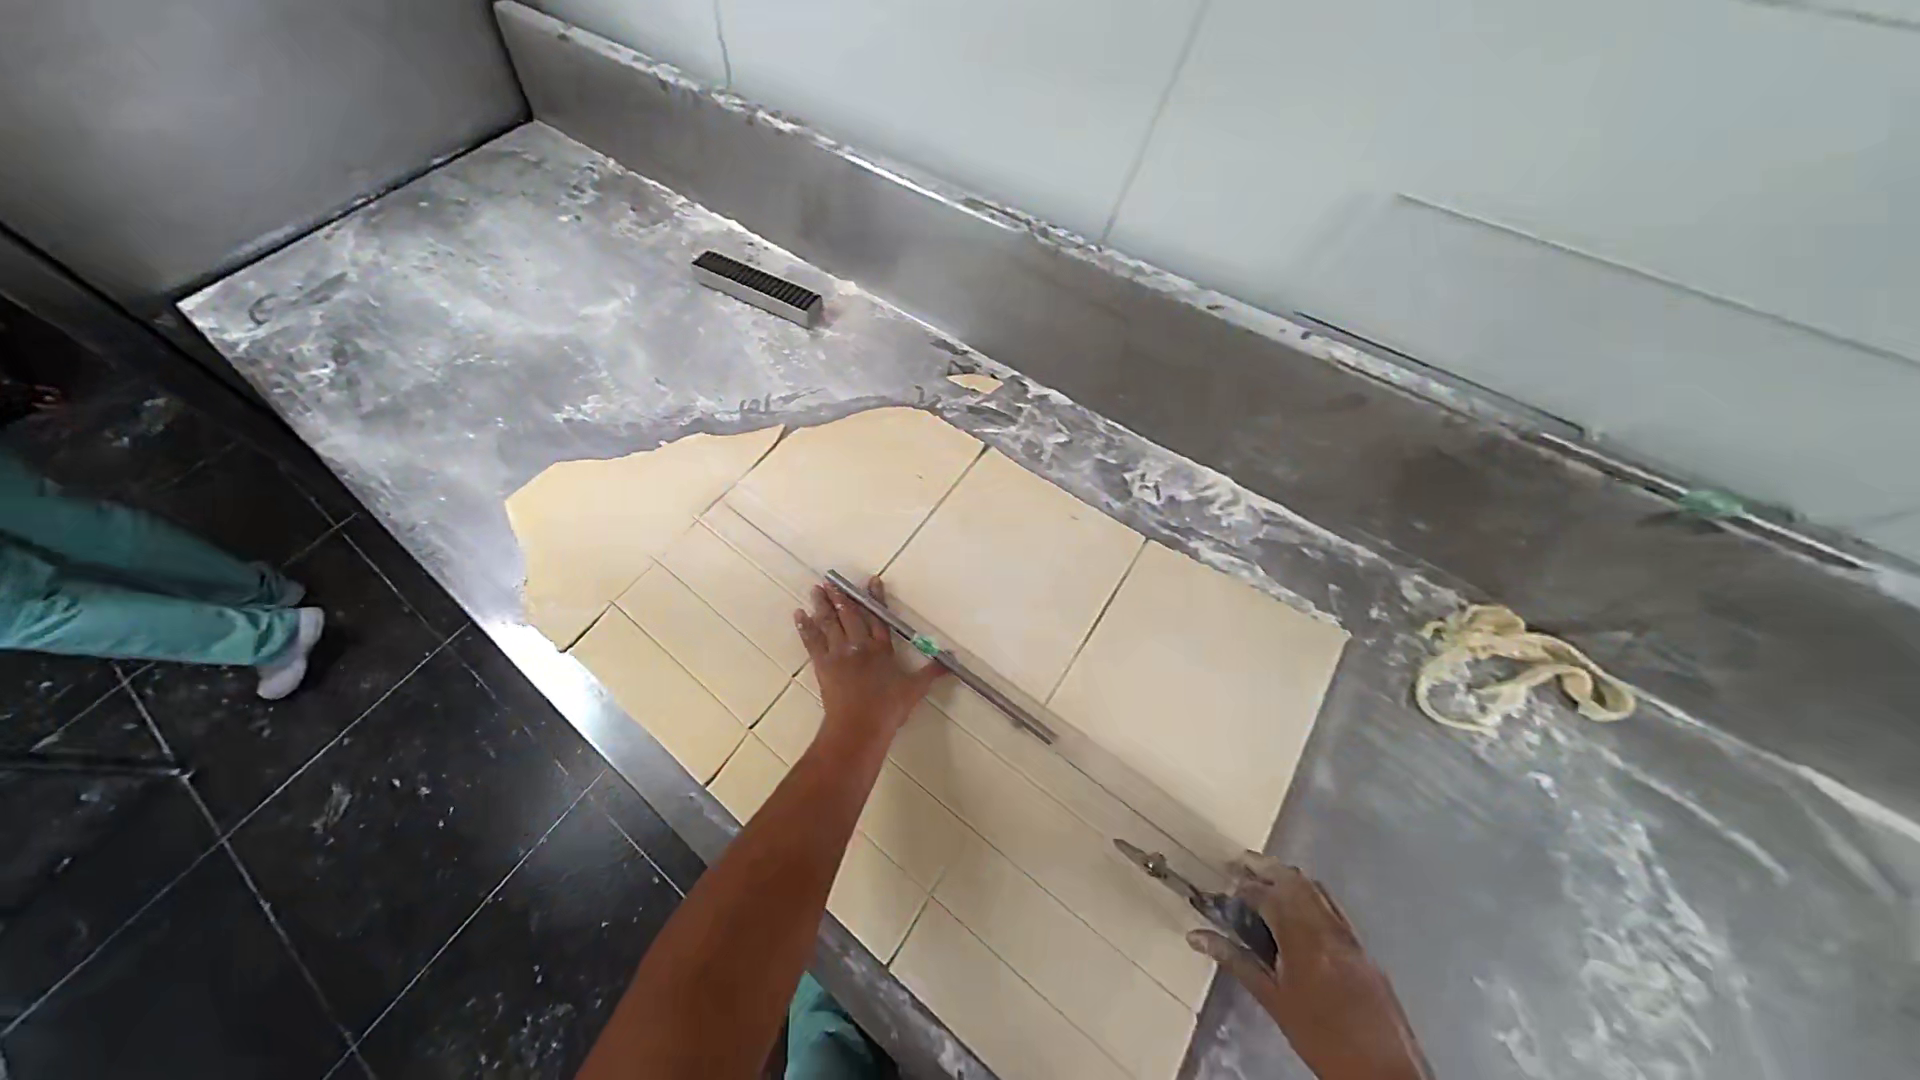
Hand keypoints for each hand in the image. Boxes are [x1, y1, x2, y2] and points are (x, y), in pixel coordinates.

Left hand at [795, 577, 946, 750]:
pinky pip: (812, 640)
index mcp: (882, 649)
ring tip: (815, 589)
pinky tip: (799, 614)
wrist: (859, 726)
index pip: (879, 617)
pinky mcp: (823, 664)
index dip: (876, 598)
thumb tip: (952, 658)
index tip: (871, 580)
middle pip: (850, 615)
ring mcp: (839, 653)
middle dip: (842, 596)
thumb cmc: (888, 709)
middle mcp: (860, 645)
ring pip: (830, 622)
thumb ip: (932, 671)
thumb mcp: (915, 689)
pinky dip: (805, 627)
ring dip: (822, 605)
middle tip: (832, 579)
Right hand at [1188, 856, 1431, 1079]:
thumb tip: (1197, 936)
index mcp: (1303, 939)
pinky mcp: (1362, 947)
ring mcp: (1350, 935)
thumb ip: (1236, 961)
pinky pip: (1331, 905)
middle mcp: (1328, 928)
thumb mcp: (1272, 1001)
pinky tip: (1296, 908)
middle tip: (1239, 864)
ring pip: (1315, 888)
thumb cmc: (1321, 1039)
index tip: (1222, 889)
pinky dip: (1308, 894)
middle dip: (1264, 867)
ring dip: (1287, 877)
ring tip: (1263, 880)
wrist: (1384, 1074)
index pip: (1265, 896)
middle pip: (1293, 880)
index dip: (1241, 887)